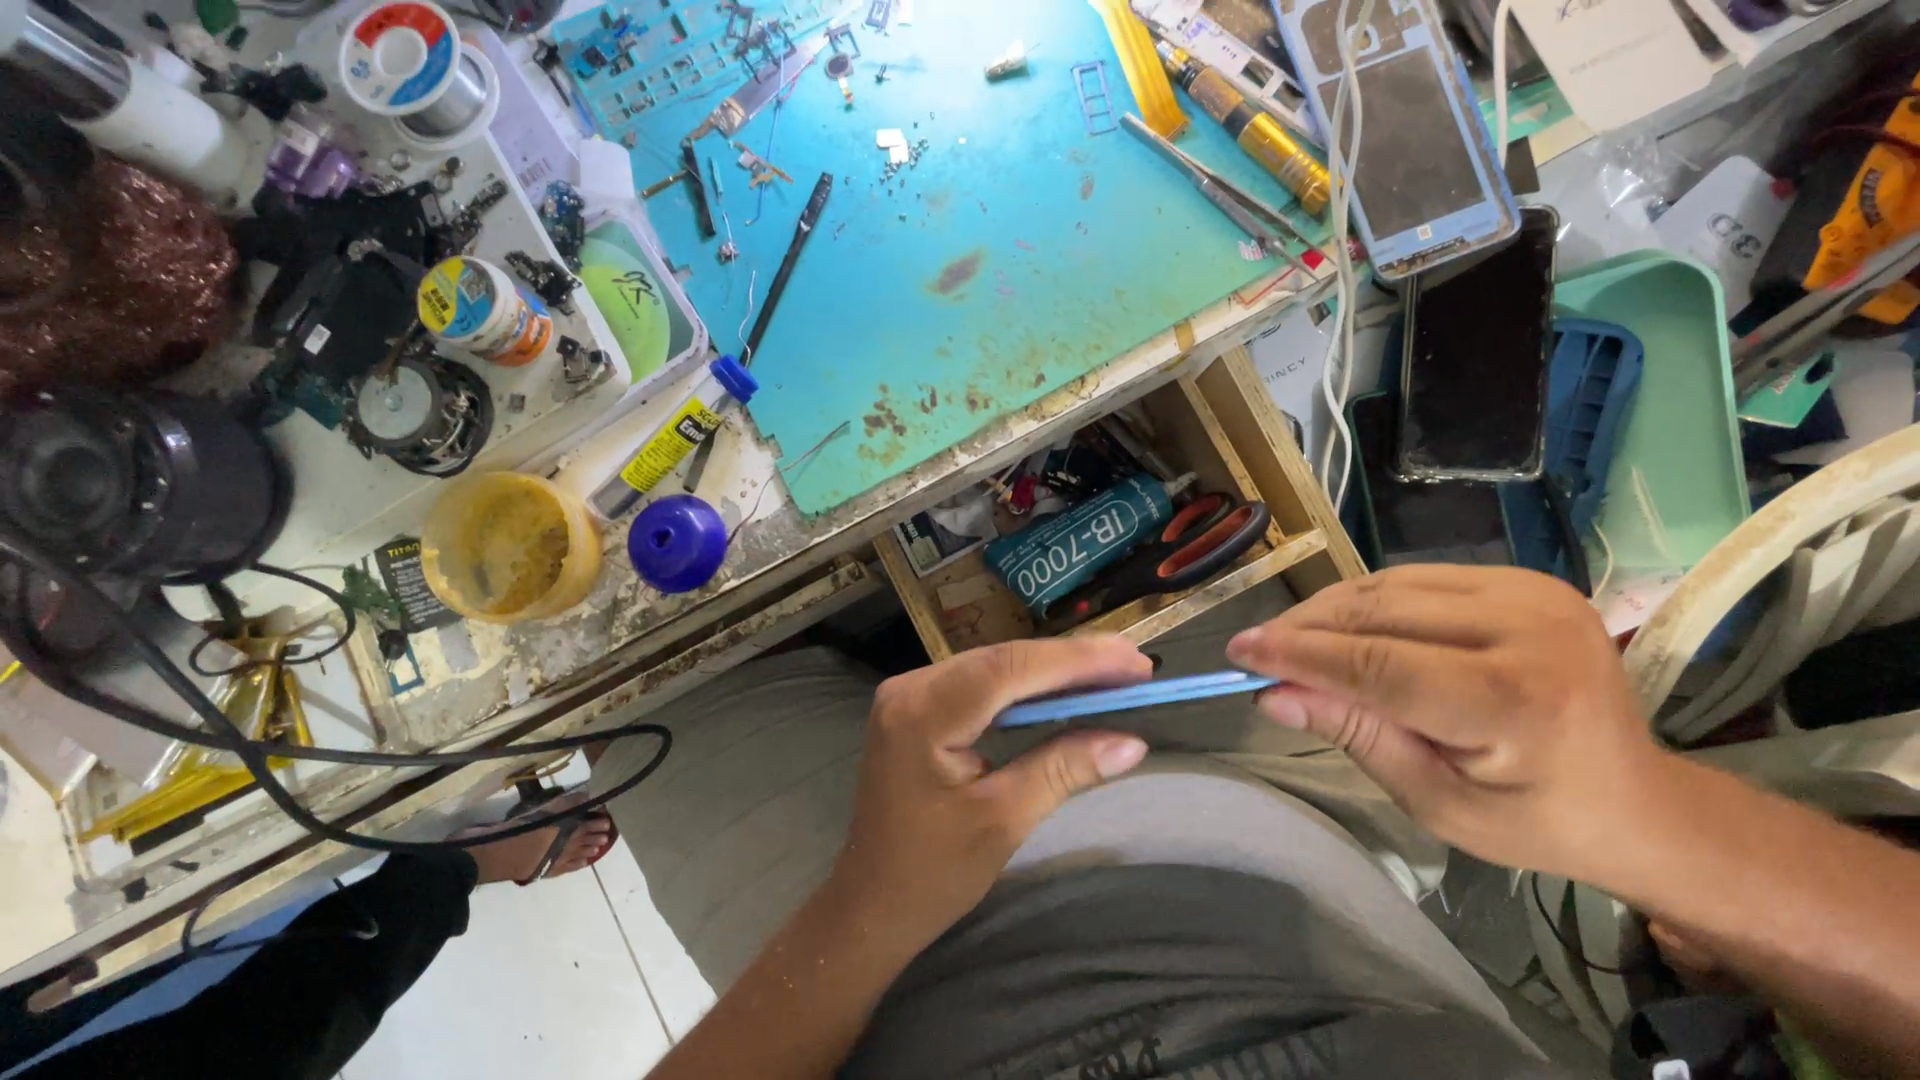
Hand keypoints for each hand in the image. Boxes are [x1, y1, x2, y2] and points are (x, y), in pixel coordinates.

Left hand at [831, 637, 1153, 949]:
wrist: (872, 904)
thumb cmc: (932, 873)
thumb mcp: (1004, 820)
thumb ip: (1063, 768)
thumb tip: (1132, 741)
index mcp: (922, 714)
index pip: (1008, 668)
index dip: (1076, 660)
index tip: (1136, 662)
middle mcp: (909, 688)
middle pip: (1001, 660)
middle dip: (1070, 661)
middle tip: (1136, 667)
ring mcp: (909, 695)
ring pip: (993, 667)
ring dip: (1051, 671)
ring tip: (1113, 674)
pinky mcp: (917, 708)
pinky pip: (979, 684)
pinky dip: (1025, 687)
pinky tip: (1064, 690)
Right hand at [1225, 565, 1667, 879]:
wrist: (1637, 798)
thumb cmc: (1536, 820)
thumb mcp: (1437, 801)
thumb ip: (1357, 735)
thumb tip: (1274, 695)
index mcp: (1518, 700)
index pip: (1380, 664)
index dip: (1300, 655)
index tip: (1239, 653)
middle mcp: (1531, 628)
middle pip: (1380, 611)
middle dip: (1306, 628)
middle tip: (1256, 650)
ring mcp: (1534, 593)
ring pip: (1392, 584)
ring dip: (1331, 610)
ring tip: (1291, 640)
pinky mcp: (1527, 579)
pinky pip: (1418, 579)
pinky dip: (1368, 601)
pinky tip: (1343, 627)